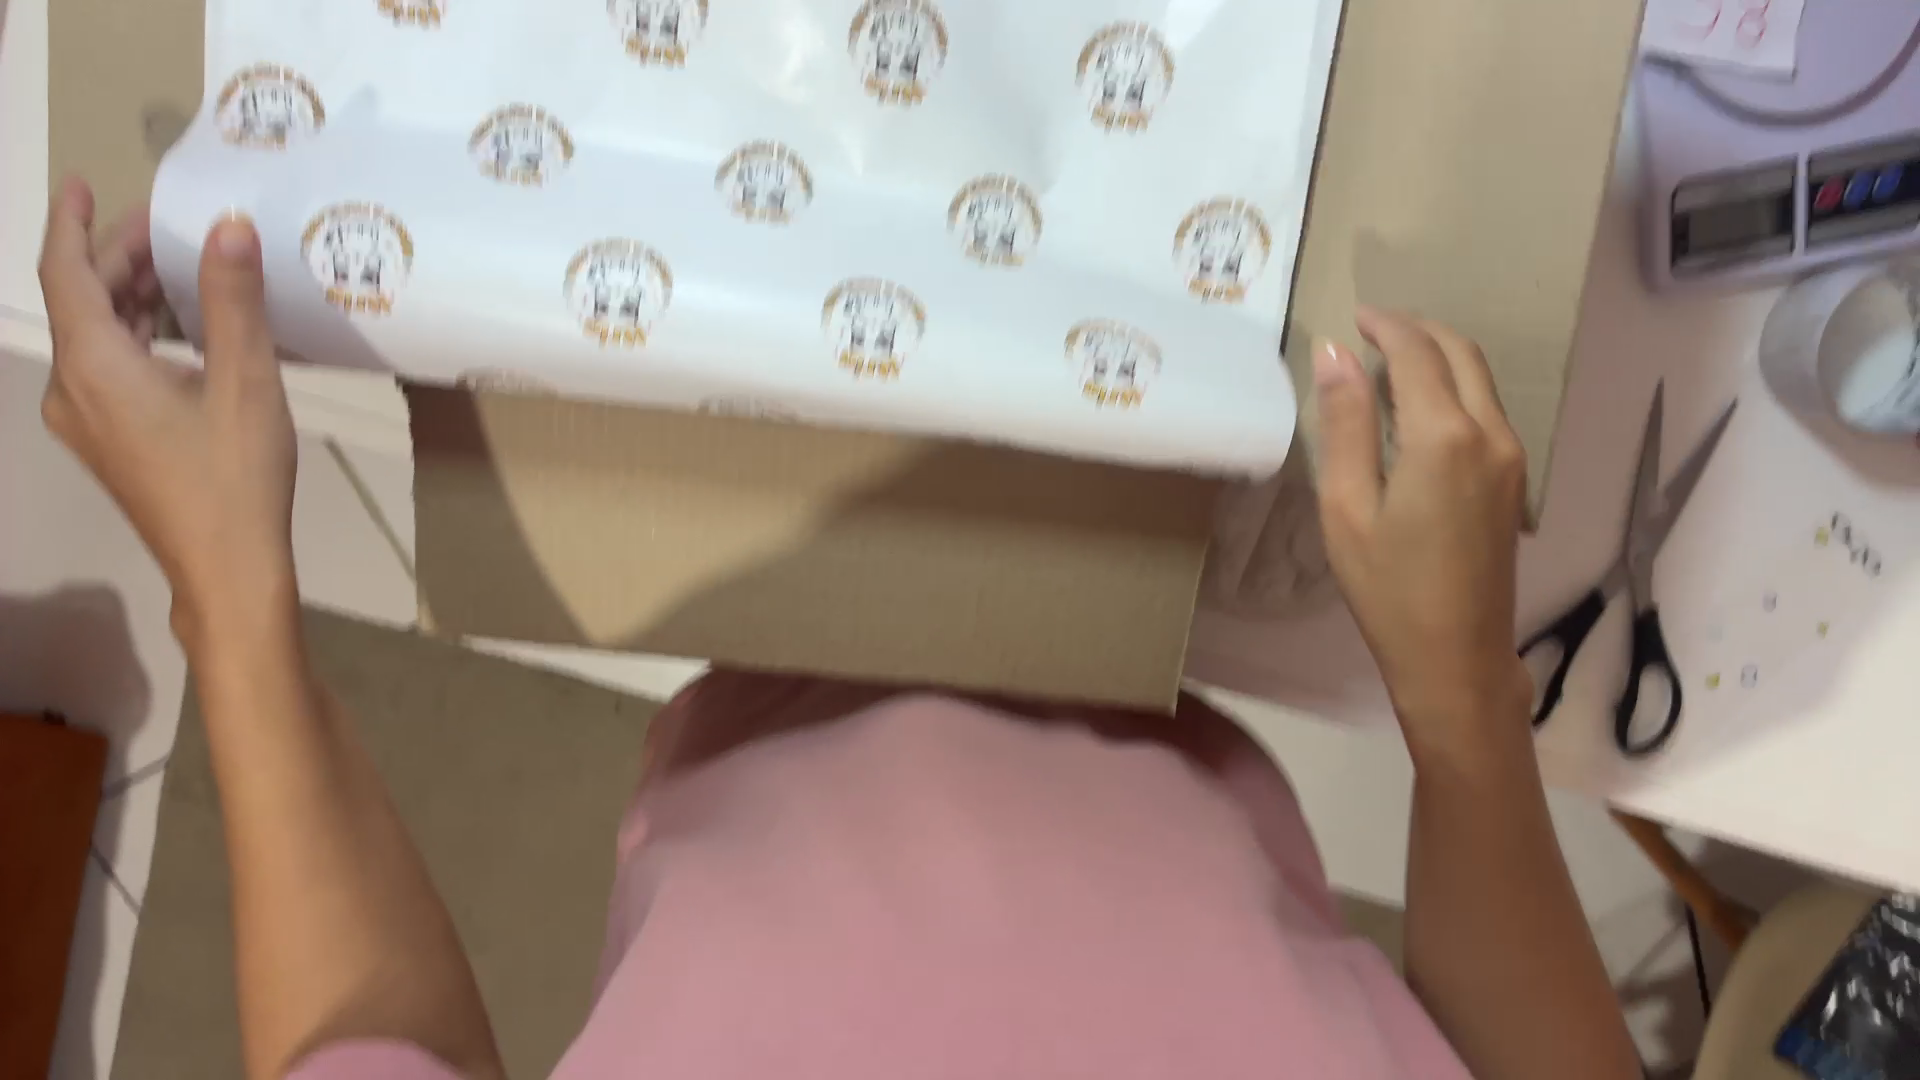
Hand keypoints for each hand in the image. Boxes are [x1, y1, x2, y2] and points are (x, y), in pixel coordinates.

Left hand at [38, 177, 297, 644]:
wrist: (226, 561)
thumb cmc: (237, 473)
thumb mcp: (246, 385)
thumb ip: (233, 306)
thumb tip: (227, 228)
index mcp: (94, 364)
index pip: (67, 273)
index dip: (75, 224)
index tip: (87, 183)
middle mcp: (71, 387)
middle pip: (83, 307)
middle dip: (118, 263)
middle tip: (171, 236)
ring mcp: (86, 421)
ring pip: (99, 342)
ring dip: (135, 305)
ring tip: (184, 284)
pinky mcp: (112, 444)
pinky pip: (114, 374)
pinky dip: (143, 343)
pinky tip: (187, 350)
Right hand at [1314, 308, 1531, 762]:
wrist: (1453, 652)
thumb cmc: (1384, 584)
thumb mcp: (1346, 504)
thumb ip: (1346, 424)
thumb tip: (1334, 355)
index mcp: (1444, 437)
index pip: (1418, 354)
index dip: (1386, 327)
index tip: (1354, 316)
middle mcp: (1491, 434)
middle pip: (1461, 355)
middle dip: (1418, 331)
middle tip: (1370, 330)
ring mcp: (1512, 458)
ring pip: (1480, 380)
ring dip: (1438, 357)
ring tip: (1387, 362)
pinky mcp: (1514, 480)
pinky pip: (1486, 409)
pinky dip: (1452, 387)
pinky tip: (1417, 408)